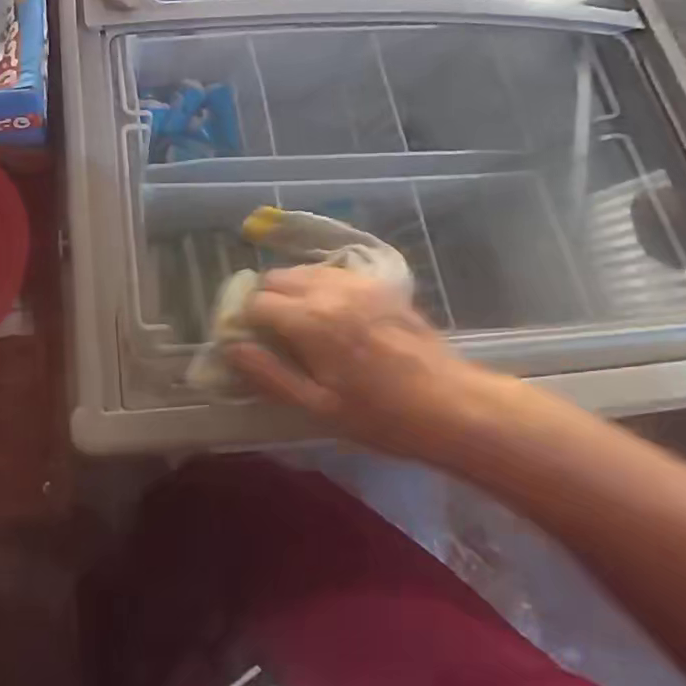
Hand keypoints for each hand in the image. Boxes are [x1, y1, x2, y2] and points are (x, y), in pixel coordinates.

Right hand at [225, 265, 495, 459]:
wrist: (454, 406)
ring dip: (291, 290)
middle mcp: (328, 290)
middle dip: (265, 300)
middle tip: (273, 333)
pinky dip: (319, 285)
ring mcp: (356, 283)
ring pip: (303, 270)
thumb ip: (269, 374)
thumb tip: (232, 348)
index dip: (247, 322)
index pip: (256, 303)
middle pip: (275, 277)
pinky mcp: (379, 285)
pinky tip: (330, 313)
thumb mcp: (318, 407)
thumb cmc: (381, 416)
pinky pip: (333, 272)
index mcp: (309, 320)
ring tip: (300, 322)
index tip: (252, 343)